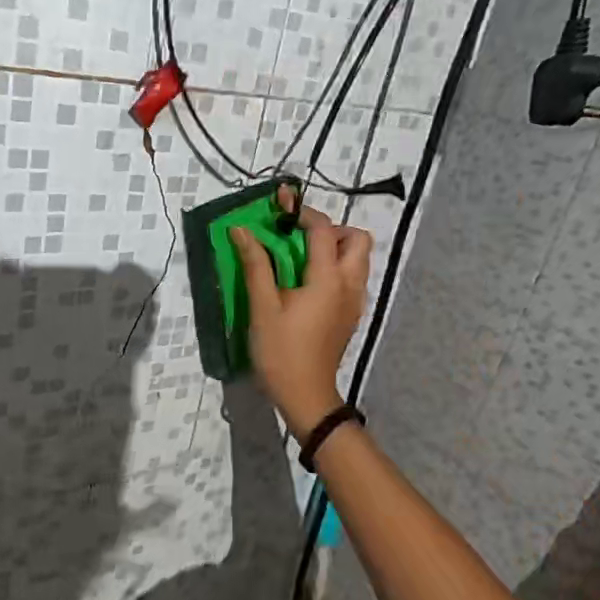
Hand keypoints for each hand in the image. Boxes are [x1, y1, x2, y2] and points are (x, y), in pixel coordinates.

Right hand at [230, 185, 372, 442]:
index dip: (301, 212)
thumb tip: (241, 230)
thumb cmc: (281, 351)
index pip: (323, 230)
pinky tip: (306, 283)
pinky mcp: (350, 314)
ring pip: (357, 259)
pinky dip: (334, 267)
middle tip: (298, 238)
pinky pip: (351, 277)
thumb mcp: (263, 306)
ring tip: (300, 258)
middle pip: (357, 239)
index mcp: (329, 279)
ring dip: (334, 247)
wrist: (305, 396)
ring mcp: (354, 301)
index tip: (279, 204)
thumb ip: (256, 264)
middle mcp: (350, 285)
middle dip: (330, 229)